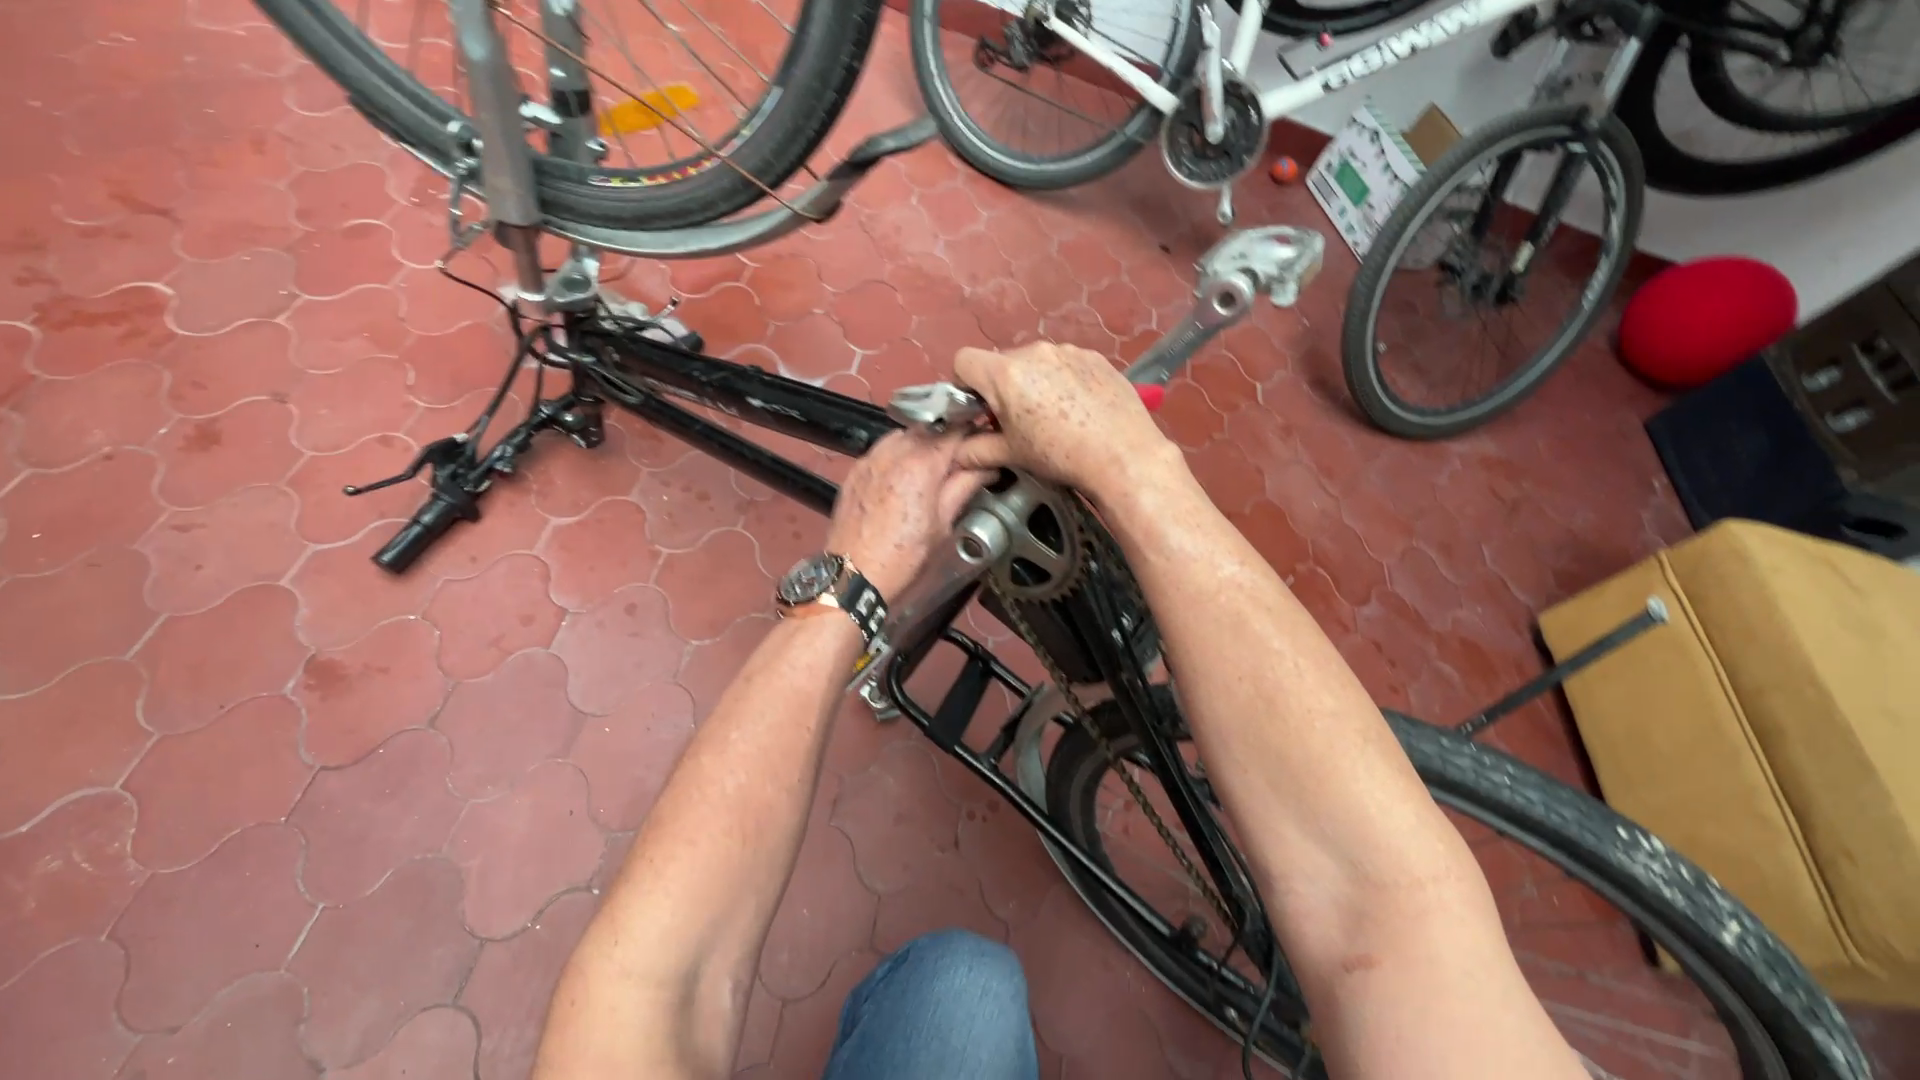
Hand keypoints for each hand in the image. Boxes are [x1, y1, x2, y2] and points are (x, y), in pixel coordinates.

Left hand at [825, 431, 989, 599]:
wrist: (853, 573)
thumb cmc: (903, 556)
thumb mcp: (943, 524)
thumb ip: (963, 487)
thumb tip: (985, 468)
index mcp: (921, 464)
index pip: (955, 431)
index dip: (972, 434)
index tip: (982, 444)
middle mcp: (894, 452)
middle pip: (929, 429)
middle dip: (946, 439)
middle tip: (959, 460)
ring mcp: (871, 458)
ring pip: (904, 435)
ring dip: (921, 443)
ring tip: (930, 466)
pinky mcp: (856, 469)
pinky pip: (882, 449)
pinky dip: (898, 453)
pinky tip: (904, 475)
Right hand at [952, 342, 1178, 501]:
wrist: (1124, 454)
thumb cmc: (1061, 455)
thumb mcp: (1013, 455)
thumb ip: (977, 450)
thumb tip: (958, 454)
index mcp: (1006, 373)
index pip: (964, 360)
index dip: (964, 384)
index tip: (978, 408)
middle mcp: (1035, 352)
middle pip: (1002, 362)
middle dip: (1001, 387)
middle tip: (1017, 420)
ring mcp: (1068, 351)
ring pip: (1036, 362)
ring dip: (1033, 383)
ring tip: (1054, 416)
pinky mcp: (1094, 357)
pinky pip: (1065, 363)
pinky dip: (1063, 381)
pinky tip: (1079, 408)